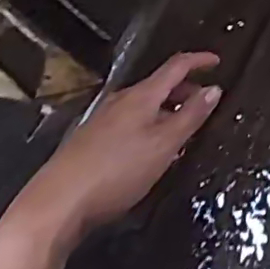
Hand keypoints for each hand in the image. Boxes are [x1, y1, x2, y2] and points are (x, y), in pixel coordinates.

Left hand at [6, 51, 222, 241]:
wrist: (52, 208)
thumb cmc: (115, 171)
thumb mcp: (164, 145)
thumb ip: (191, 116)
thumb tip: (213, 88)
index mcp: (142, 95)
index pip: (176, 66)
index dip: (199, 60)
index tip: (217, 61)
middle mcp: (120, 100)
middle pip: (159, 85)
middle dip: (184, 91)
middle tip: (202, 104)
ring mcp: (101, 120)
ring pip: (142, 105)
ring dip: (165, 111)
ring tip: (179, 132)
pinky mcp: (87, 142)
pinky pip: (127, 122)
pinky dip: (147, 126)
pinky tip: (147, 152)